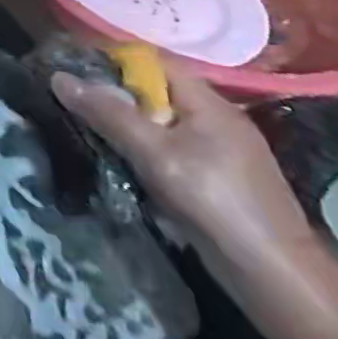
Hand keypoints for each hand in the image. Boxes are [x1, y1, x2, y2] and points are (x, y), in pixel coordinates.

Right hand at [49, 63, 311, 263]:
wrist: (277, 278)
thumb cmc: (215, 202)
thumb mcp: (155, 154)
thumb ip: (109, 115)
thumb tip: (60, 77)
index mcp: (208, 101)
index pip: (154, 61)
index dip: (114, 61)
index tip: (76, 70)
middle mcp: (216, 119)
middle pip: (157, 93)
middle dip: (117, 98)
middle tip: (76, 107)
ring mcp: (220, 153)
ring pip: (163, 127)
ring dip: (130, 132)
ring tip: (93, 138)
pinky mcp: (219, 184)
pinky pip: (173, 155)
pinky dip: (147, 157)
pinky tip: (127, 172)